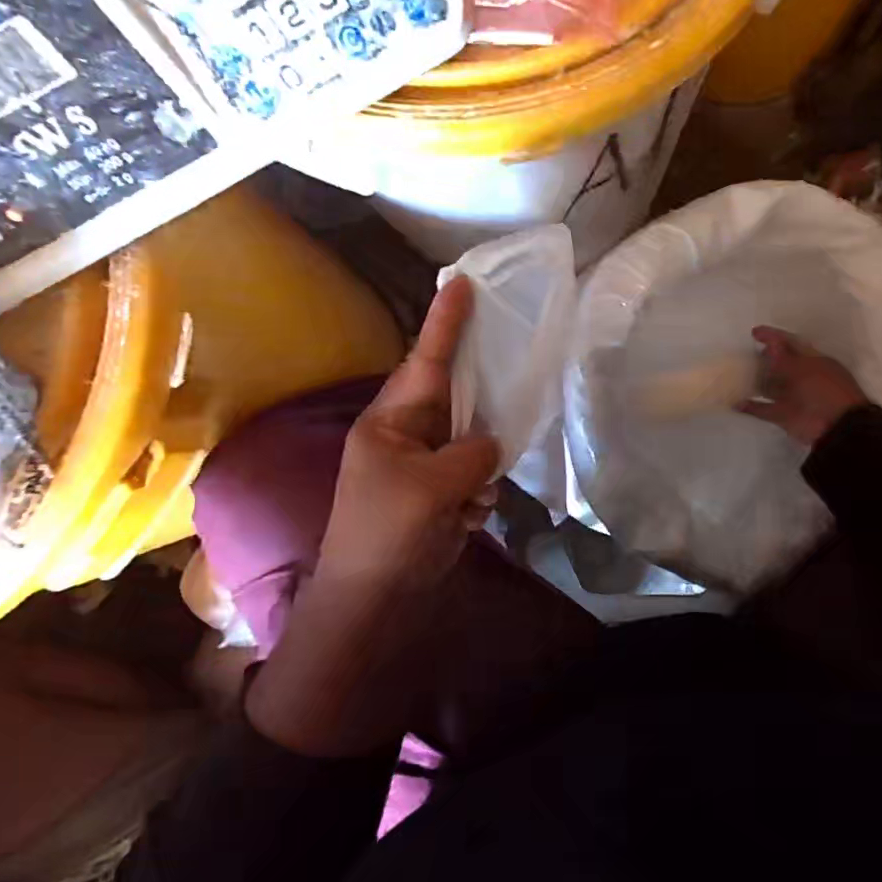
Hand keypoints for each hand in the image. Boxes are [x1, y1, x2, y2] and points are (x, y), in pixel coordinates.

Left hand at [247, 278, 499, 755]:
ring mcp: (424, 467)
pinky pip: (474, 478)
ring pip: (472, 442)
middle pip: (455, 398)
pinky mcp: (439, 496)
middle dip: (480, 399)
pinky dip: (477, 496)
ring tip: (467, 502)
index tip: (462, 282)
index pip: (425, 361)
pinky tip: (466, 520)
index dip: (445, 323)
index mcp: (390, 421)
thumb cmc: (387, 534)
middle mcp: (407, 435)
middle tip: (510, 375)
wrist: (371, 600)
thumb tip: (490, 445)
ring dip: (480, 469)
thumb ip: (470, 454)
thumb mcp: (430, 488)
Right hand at [738, 326, 870, 446]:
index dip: (773, 336)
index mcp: (812, 361)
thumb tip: (770, 345)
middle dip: (761, 359)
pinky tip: (735, 402)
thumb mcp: (805, 369)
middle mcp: (801, 376)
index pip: (790, 343)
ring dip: (754, 381)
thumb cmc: (824, 392)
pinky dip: (750, 406)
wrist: (837, 428)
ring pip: (769, 386)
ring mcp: (792, 397)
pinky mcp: (784, 415)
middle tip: (742, 355)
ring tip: (734, 376)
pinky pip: (763, 409)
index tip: (753, 333)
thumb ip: (784, 358)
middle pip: (778, 364)